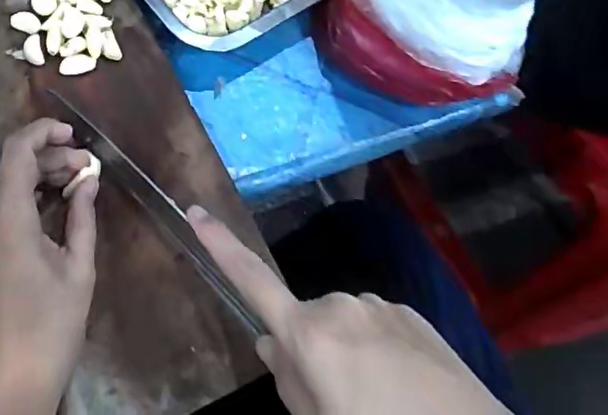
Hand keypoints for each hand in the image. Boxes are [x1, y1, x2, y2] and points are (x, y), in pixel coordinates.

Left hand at [0, 119, 99, 414]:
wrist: (3, 392)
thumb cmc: (48, 331)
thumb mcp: (78, 271)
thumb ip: (83, 216)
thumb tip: (88, 178)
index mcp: (8, 220)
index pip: (18, 150)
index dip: (45, 132)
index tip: (76, 135)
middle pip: (12, 166)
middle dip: (50, 157)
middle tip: (87, 169)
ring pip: (4, 186)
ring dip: (38, 177)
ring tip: (76, 186)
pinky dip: (25, 198)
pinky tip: (53, 209)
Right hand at [190, 206, 509, 414]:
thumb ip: (291, 383)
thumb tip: (270, 344)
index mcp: (310, 334)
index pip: (252, 282)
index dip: (220, 246)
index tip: (195, 211)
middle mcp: (340, 304)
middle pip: (306, 321)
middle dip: (310, 350)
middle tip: (337, 401)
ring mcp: (379, 304)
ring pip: (344, 325)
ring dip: (348, 352)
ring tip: (378, 399)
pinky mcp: (411, 313)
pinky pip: (377, 327)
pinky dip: (378, 351)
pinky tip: (403, 387)